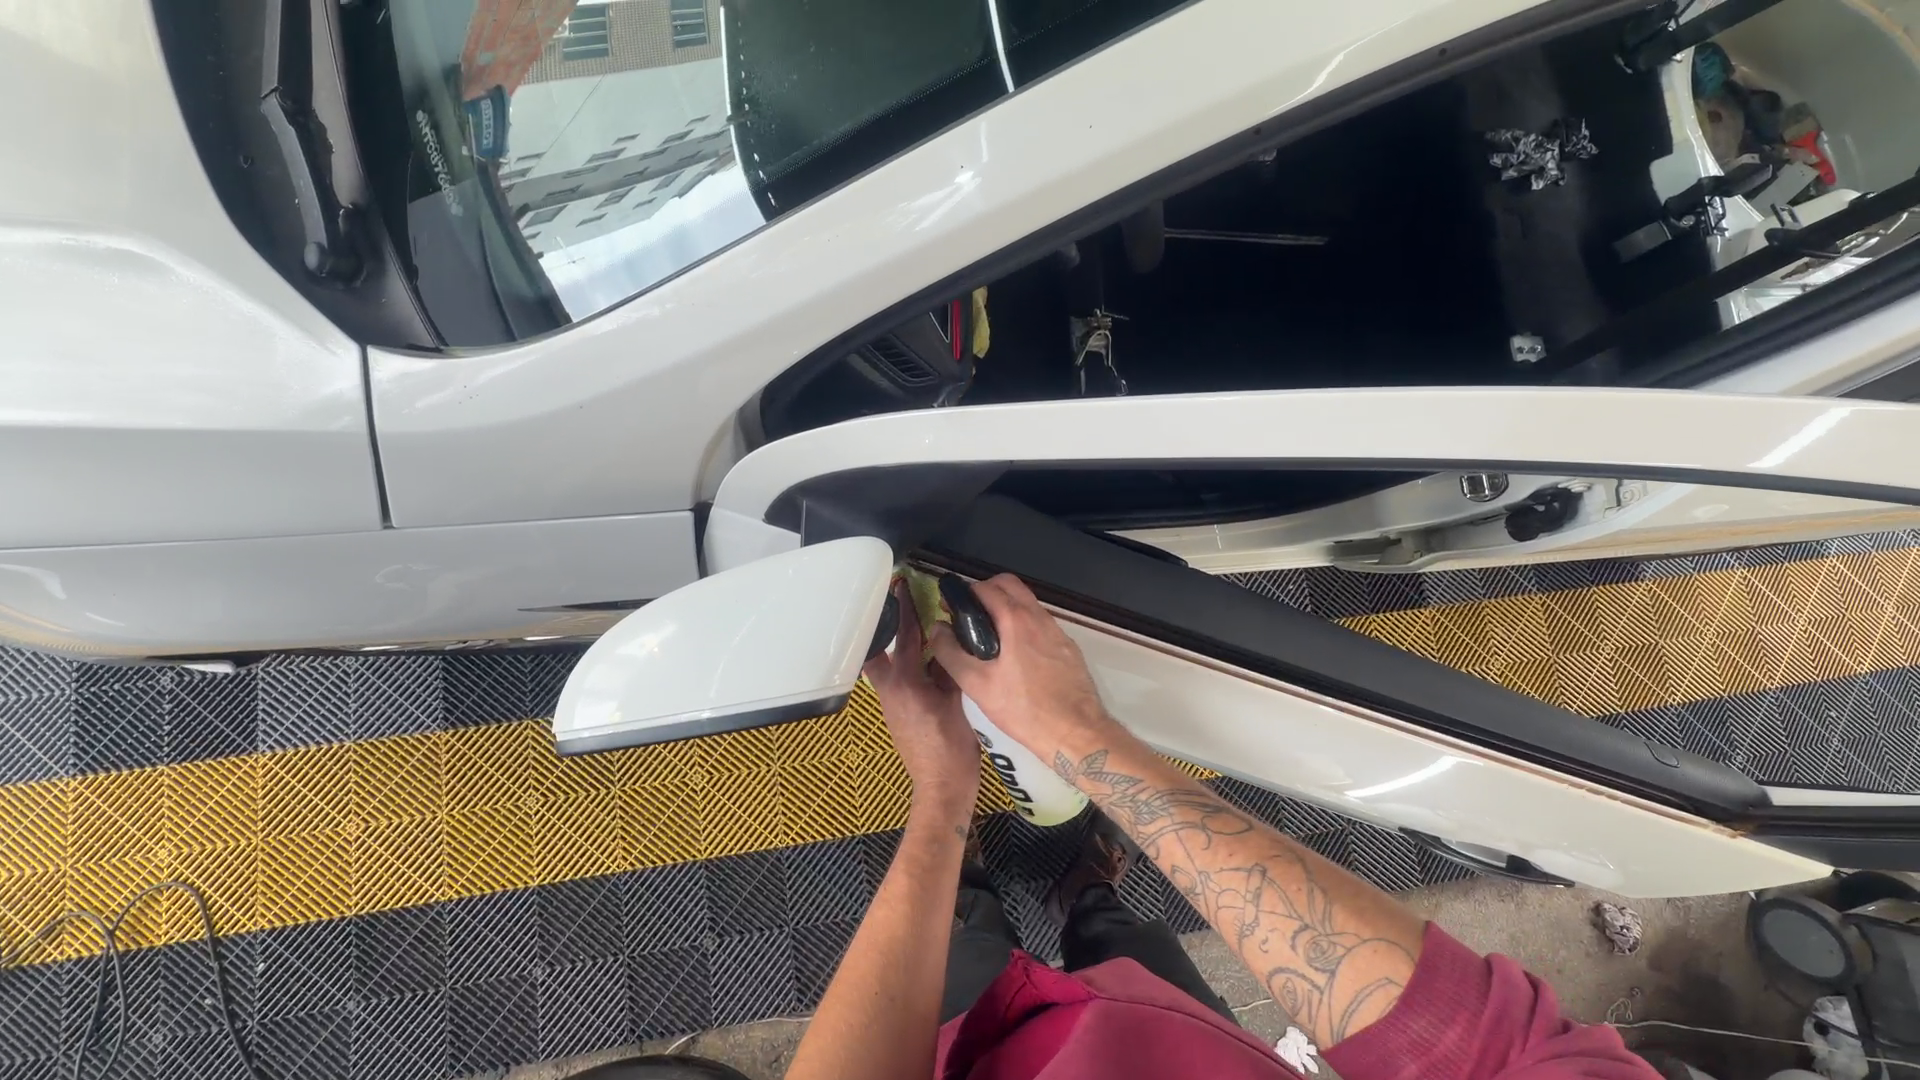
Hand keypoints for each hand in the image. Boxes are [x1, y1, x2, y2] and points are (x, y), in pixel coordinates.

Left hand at [864, 581, 980, 820]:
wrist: (942, 788)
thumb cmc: (951, 748)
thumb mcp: (957, 702)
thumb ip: (950, 670)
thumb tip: (948, 642)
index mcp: (905, 683)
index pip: (904, 637)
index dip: (905, 610)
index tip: (902, 586)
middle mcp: (891, 689)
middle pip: (881, 649)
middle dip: (886, 626)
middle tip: (893, 603)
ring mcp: (893, 703)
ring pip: (890, 665)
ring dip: (899, 645)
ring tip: (911, 624)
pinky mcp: (900, 714)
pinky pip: (901, 679)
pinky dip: (910, 664)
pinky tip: (927, 658)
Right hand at [928, 574, 1120, 768]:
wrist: (1075, 732)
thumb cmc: (1022, 709)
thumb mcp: (976, 684)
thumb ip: (950, 652)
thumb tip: (937, 628)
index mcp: (1016, 619)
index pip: (985, 587)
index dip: (963, 593)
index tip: (951, 609)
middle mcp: (1039, 617)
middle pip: (1010, 585)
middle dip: (986, 591)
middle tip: (969, 616)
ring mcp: (1058, 631)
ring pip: (1028, 604)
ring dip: (1006, 608)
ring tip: (989, 637)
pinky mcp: (1069, 648)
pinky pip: (1041, 624)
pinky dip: (1024, 626)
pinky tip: (1016, 656)